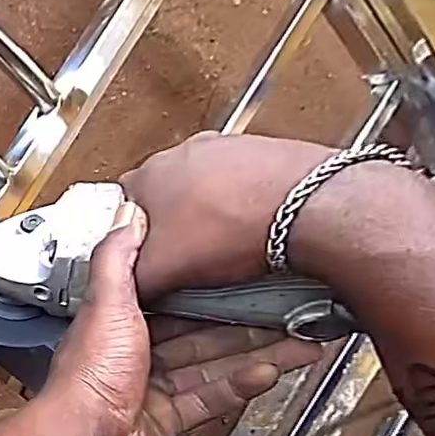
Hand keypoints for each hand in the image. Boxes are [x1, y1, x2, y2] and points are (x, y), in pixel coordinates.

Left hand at [30, 201, 323, 435]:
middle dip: (245, 324)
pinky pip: (208, 398)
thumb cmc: (88, 376)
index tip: (247, 278)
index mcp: (115, 325)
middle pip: (198, 335)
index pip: (169, 301)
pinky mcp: (163, 419)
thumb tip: (125, 218)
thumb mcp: (106, 305)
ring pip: (210, 365)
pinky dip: (239, 386)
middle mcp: (130, 355)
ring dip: (255, 353)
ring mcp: (148, 389)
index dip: (208, 291)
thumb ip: (117, 261)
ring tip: (302, 341)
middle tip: (291, 311)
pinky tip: (270, 373)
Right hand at [118, 132, 333, 295]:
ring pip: (201, 190)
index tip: (147, 255)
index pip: (119, 210)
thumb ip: (125, 280)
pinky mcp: (265, 150)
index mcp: (146, 174)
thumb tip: (121, 288)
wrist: (315, 210)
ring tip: (221, 244)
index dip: (129, 239)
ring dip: (207, 214)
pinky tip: (250, 230)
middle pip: (161, 198)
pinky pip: (240, 184)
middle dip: (170, 225)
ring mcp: (226, 147)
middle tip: (185, 254)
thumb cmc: (239, 230)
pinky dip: (242, 206)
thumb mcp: (159, 274)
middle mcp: (183, 152)